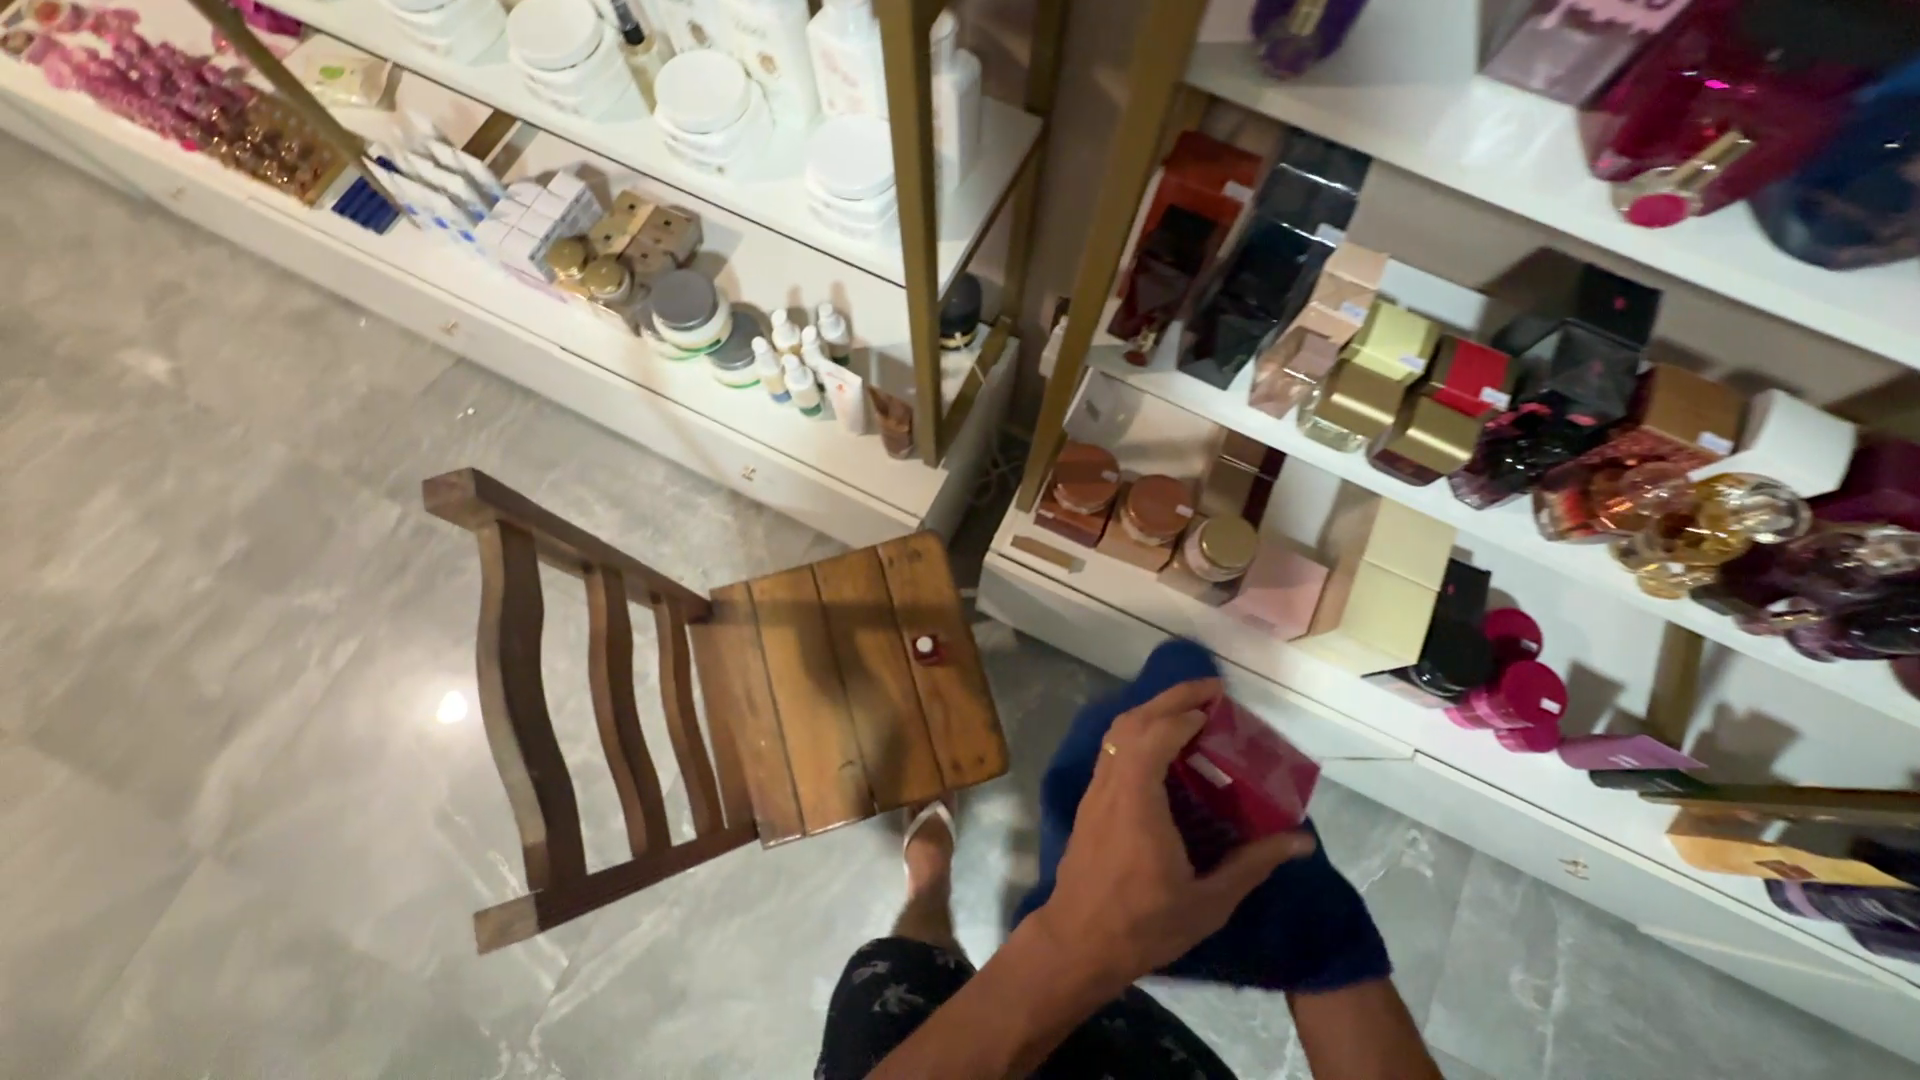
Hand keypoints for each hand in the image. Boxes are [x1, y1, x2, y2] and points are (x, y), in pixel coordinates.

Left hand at [1033, 678, 1316, 991]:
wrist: (1078, 942)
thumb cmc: (1143, 924)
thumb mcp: (1207, 902)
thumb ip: (1252, 864)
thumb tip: (1300, 839)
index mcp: (1137, 802)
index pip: (1154, 737)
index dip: (1183, 714)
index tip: (1216, 707)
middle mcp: (1110, 786)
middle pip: (1133, 723)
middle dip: (1170, 698)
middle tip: (1210, 691)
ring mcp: (1094, 792)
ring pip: (1116, 733)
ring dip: (1151, 711)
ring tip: (1190, 710)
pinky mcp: (1088, 802)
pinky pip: (1111, 750)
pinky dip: (1137, 733)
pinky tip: (1162, 745)